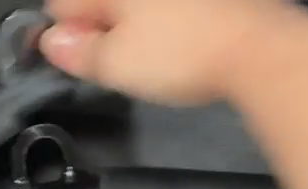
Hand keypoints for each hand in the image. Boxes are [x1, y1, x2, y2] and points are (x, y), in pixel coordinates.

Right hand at [39, 0, 307, 106]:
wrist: (256, 48)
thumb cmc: (182, 53)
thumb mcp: (115, 64)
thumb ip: (78, 52)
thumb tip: (51, 41)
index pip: (63, 3)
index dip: (64, 34)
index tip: (74, 59)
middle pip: (102, 2)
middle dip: (99, 28)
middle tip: (112, 63)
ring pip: (134, 7)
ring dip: (130, 27)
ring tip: (145, 58)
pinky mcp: (202, 2)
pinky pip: (166, 10)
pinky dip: (160, 24)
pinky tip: (171, 47)